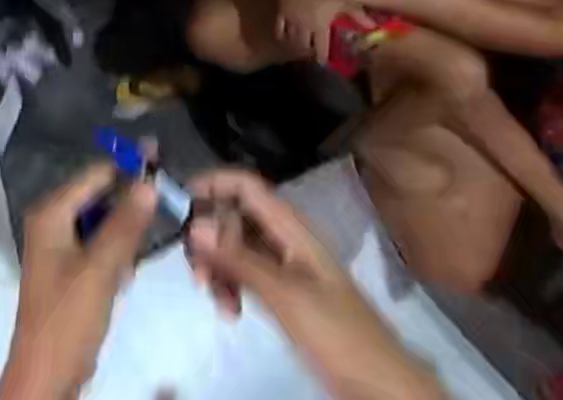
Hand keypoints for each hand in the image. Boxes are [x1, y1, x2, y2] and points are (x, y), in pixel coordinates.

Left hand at [0, 164, 156, 399]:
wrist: (46, 379)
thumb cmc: (68, 317)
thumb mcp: (101, 268)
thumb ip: (125, 224)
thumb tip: (149, 181)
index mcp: (51, 212)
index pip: (95, 174)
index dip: (128, 166)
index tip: (163, 161)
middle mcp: (52, 220)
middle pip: (99, 196)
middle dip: (130, 202)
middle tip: (166, 203)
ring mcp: (60, 246)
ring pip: (103, 221)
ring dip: (125, 231)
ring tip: (146, 241)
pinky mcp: (70, 269)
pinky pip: (99, 245)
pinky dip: (117, 252)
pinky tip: (127, 271)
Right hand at [186, 170, 445, 399]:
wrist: (382, 385)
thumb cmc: (338, 332)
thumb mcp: (285, 295)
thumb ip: (239, 258)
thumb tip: (194, 223)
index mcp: (291, 227)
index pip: (247, 186)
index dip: (214, 182)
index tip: (180, 199)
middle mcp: (285, 238)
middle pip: (235, 216)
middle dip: (210, 236)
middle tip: (195, 270)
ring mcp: (284, 265)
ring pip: (236, 247)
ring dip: (218, 265)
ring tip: (215, 298)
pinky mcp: (283, 292)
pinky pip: (245, 273)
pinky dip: (231, 285)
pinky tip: (230, 311)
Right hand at [278, 0, 373, 64]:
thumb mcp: (345, 0)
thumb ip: (357, 15)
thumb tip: (373, 27)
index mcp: (320, 26)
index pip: (320, 48)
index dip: (321, 56)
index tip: (322, 62)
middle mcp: (304, 27)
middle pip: (303, 44)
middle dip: (307, 49)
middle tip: (310, 51)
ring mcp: (291, 19)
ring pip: (291, 37)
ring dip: (295, 42)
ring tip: (298, 45)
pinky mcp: (281, 10)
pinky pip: (279, 26)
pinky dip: (281, 32)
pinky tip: (282, 37)